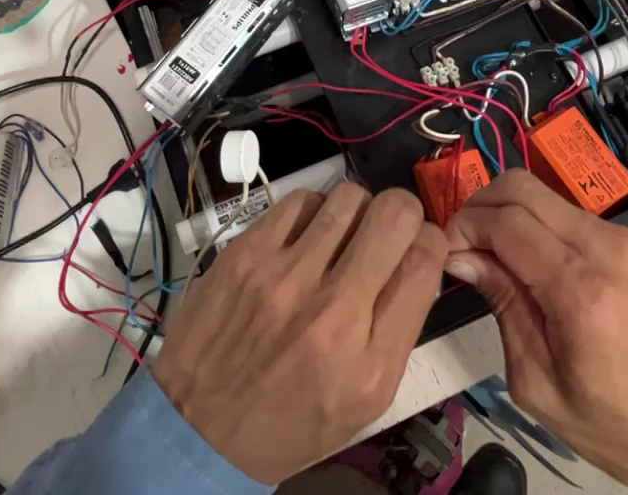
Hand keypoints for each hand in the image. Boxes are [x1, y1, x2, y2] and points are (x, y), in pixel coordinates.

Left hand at [152, 184, 447, 483]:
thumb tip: (416, 262)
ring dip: (356, 210)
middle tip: (386, 228)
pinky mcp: (245, 254)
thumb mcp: (364, 401)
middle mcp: (331, 311)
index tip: (417, 247)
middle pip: (393, 216)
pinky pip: (300, 200)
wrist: (197, 430)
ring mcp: (284, 276)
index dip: (430, 242)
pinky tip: (305, 237)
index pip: (425, 262)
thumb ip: (398, 330)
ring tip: (343, 233)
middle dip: (401, 213)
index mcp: (370, 361)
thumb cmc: (290, 422)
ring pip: (348, 197)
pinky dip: (312, 211)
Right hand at [443, 171, 627, 494]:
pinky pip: (564, 210)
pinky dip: (531, 219)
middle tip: (460, 245)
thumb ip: (502, 305)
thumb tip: (460, 256)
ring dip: (504, 210)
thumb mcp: (537, 382)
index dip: (464, 227)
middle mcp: (604, 249)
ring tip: (485, 252)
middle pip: (522, 188)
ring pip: (541, 191)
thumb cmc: (611, 424)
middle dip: (479, 206)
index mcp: (581, 290)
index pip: (506, 223)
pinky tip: (519, 255)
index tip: (444, 252)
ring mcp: (621, 239)